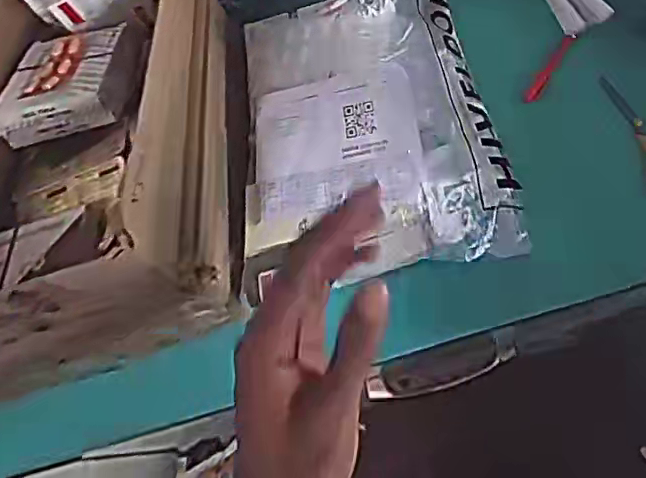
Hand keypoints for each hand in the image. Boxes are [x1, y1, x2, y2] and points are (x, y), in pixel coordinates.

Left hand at [236, 187, 391, 477]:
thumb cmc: (302, 462)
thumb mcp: (334, 408)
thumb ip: (355, 347)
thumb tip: (378, 287)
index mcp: (267, 336)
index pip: (303, 265)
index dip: (336, 227)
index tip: (367, 199)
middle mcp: (268, 324)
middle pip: (301, 259)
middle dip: (337, 223)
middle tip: (374, 195)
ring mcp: (280, 331)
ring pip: (308, 270)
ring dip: (340, 240)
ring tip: (374, 216)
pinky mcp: (295, 341)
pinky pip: (316, 289)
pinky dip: (340, 268)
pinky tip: (363, 257)